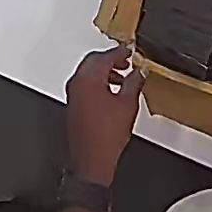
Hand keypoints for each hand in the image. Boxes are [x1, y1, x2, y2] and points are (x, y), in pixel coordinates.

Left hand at [64, 45, 144, 184]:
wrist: (92, 160)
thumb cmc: (106, 135)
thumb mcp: (128, 104)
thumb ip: (133, 83)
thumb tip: (138, 72)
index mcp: (89, 78)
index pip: (104, 56)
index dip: (119, 52)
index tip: (129, 51)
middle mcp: (77, 82)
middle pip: (93, 61)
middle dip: (110, 59)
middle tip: (126, 60)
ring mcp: (73, 93)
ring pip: (88, 72)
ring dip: (104, 70)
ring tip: (122, 76)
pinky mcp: (73, 103)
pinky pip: (85, 84)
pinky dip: (98, 81)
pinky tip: (111, 90)